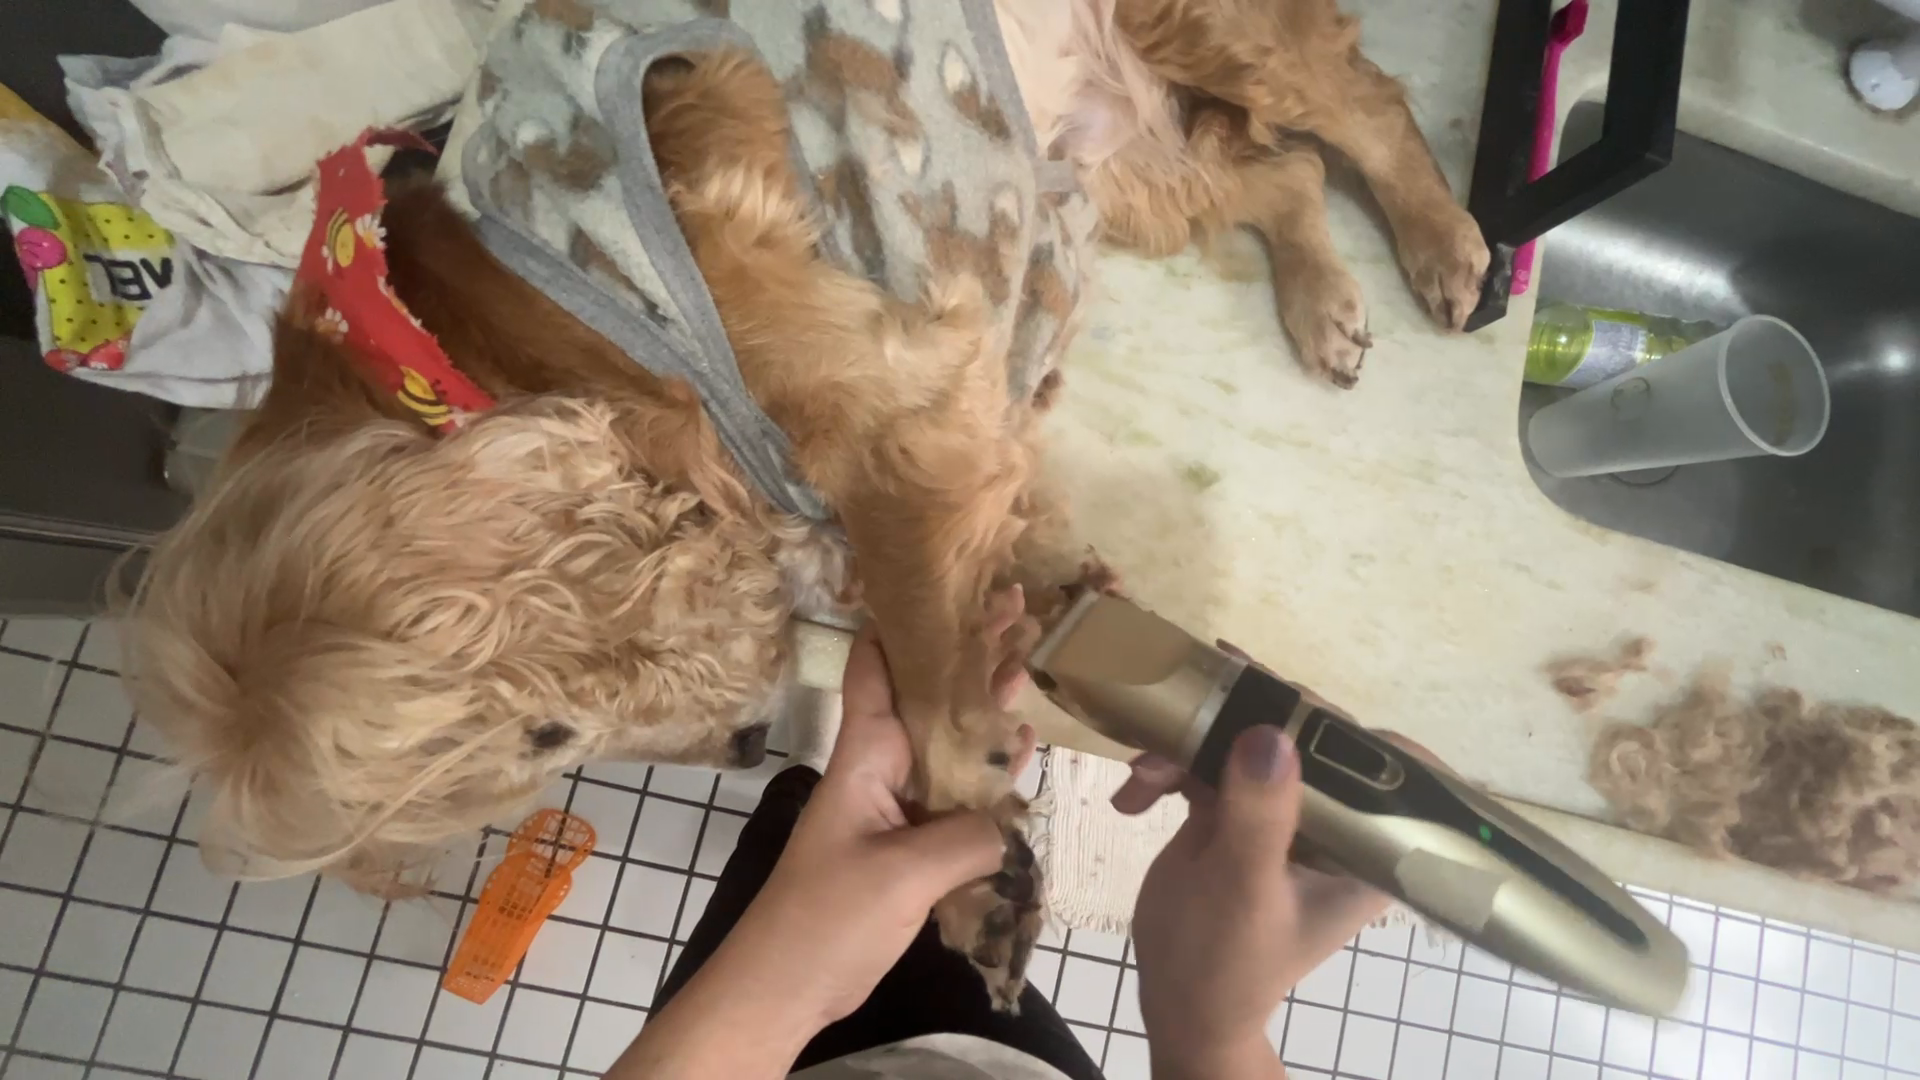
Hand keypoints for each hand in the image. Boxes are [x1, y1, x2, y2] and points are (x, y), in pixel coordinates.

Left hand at [609, 596, 1034, 1079]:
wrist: (789, 986)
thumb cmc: (826, 917)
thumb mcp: (900, 875)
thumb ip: (966, 838)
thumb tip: (1010, 820)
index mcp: (866, 752)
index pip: (875, 668)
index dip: (898, 623)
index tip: (936, 584)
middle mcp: (886, 763)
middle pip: (930, 694)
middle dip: (969, 652)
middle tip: (1014, 608)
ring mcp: (902, 799)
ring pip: (950, 737)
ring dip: (986, 702)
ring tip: (1027, 656)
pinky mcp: (917, 836)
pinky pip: (959, 789)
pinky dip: (989, 765)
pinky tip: (1022, 742)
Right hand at [1115, 728, 1391, 1077]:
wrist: (1174, 994)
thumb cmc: (1224, 960)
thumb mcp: (1242, 890)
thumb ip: (1260, 816)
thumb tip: (1271, 734)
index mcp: (1363, 848)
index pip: (1388, 772)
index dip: (1350, 730)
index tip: (1291, 698)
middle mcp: (1328, 820)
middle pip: (1302, 739)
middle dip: (1240, 720)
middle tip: (1194, 701)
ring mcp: (1276, 809)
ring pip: (1242, 741)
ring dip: (1185, 746)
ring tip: (1140, 773)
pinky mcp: (1231, 804)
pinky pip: (1203, 761)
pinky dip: (1165, 768)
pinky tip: (1131, 796)